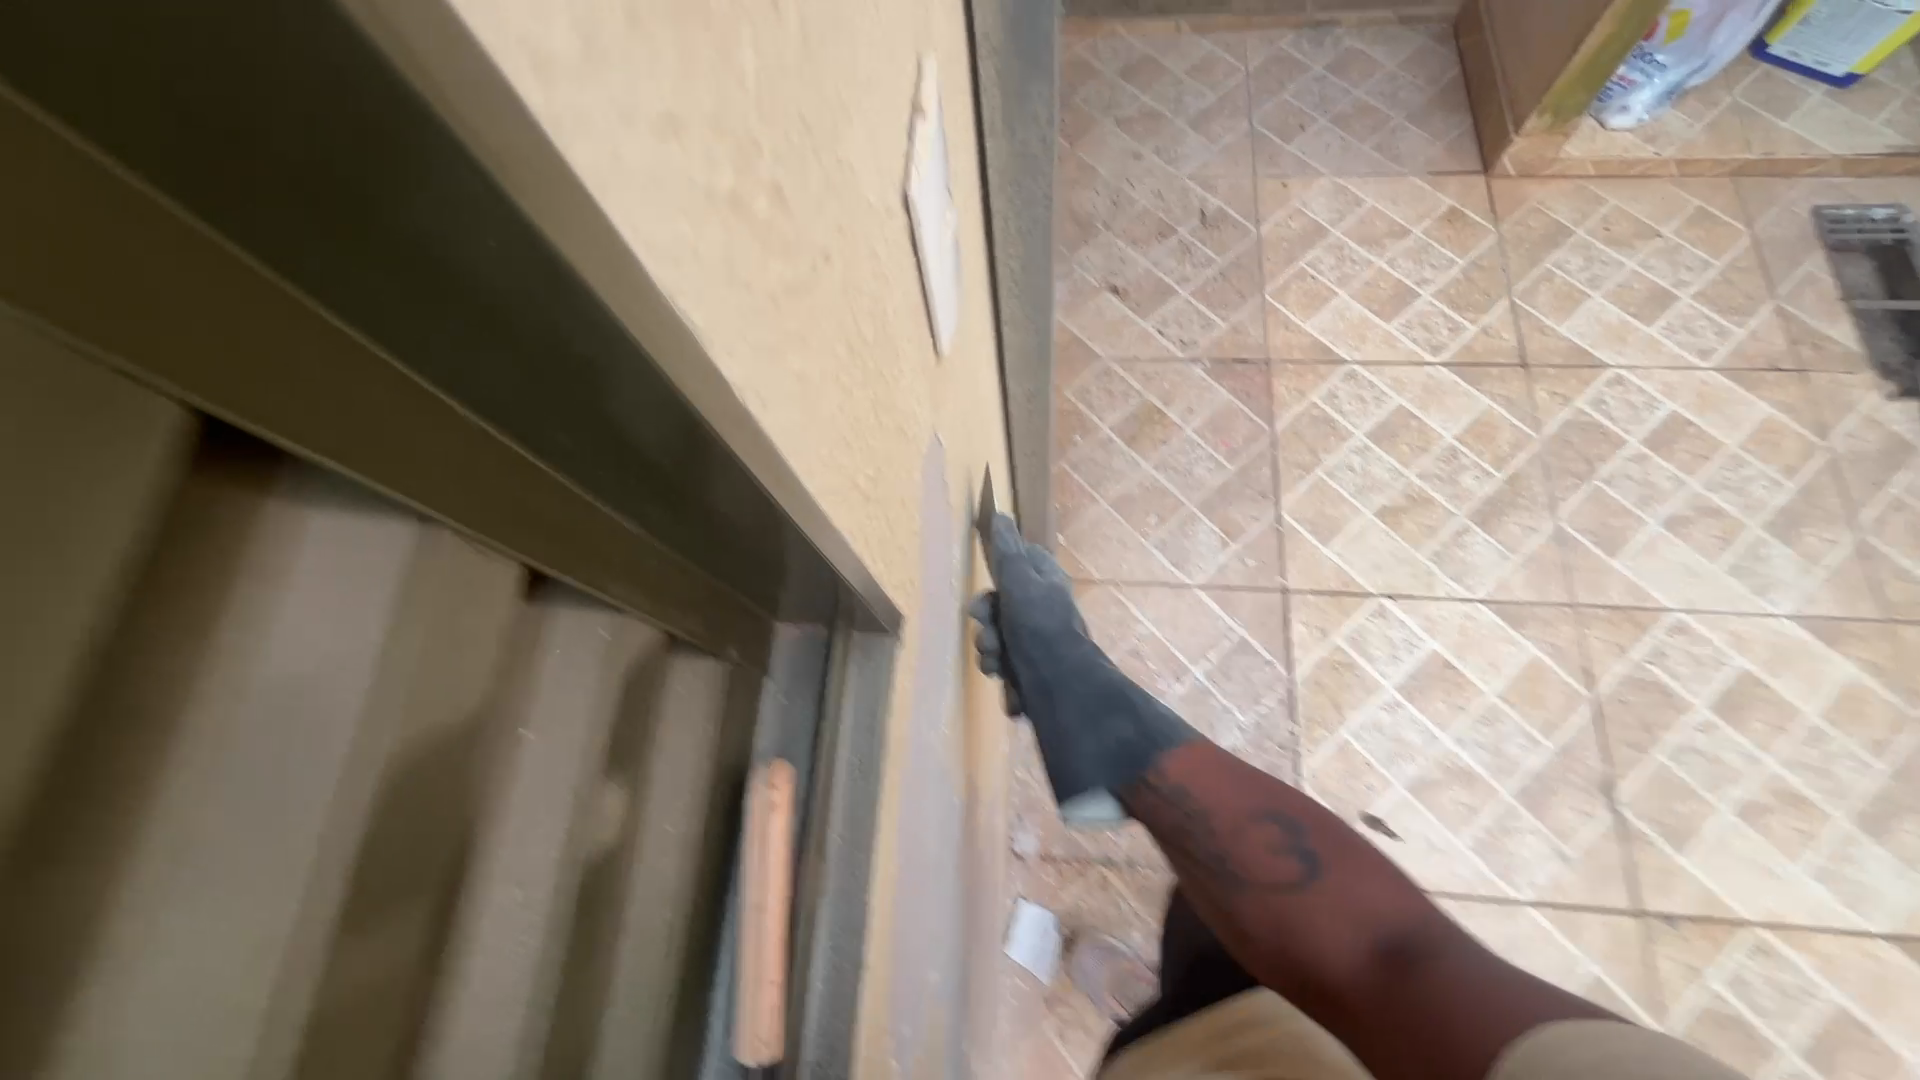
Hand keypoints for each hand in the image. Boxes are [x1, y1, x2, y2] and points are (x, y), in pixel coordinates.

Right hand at [969, 514, 1194, 822]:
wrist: (1063, 687)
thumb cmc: (1040, 626)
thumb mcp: (1019, 578)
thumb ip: (1006, 549)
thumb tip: (1000, 513)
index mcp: (1044, 587)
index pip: (1008, 579)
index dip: (990, 595)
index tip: (983, 607)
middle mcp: (1044, 615)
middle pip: (997, 618)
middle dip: (987, 633)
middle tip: (993, 643)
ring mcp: (1041, 649)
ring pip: (999, 649)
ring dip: (994, 660)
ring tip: (1003, 670)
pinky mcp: (1039, 680)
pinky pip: (1011, 678)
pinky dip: (1010, 686)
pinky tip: (1016, 693)